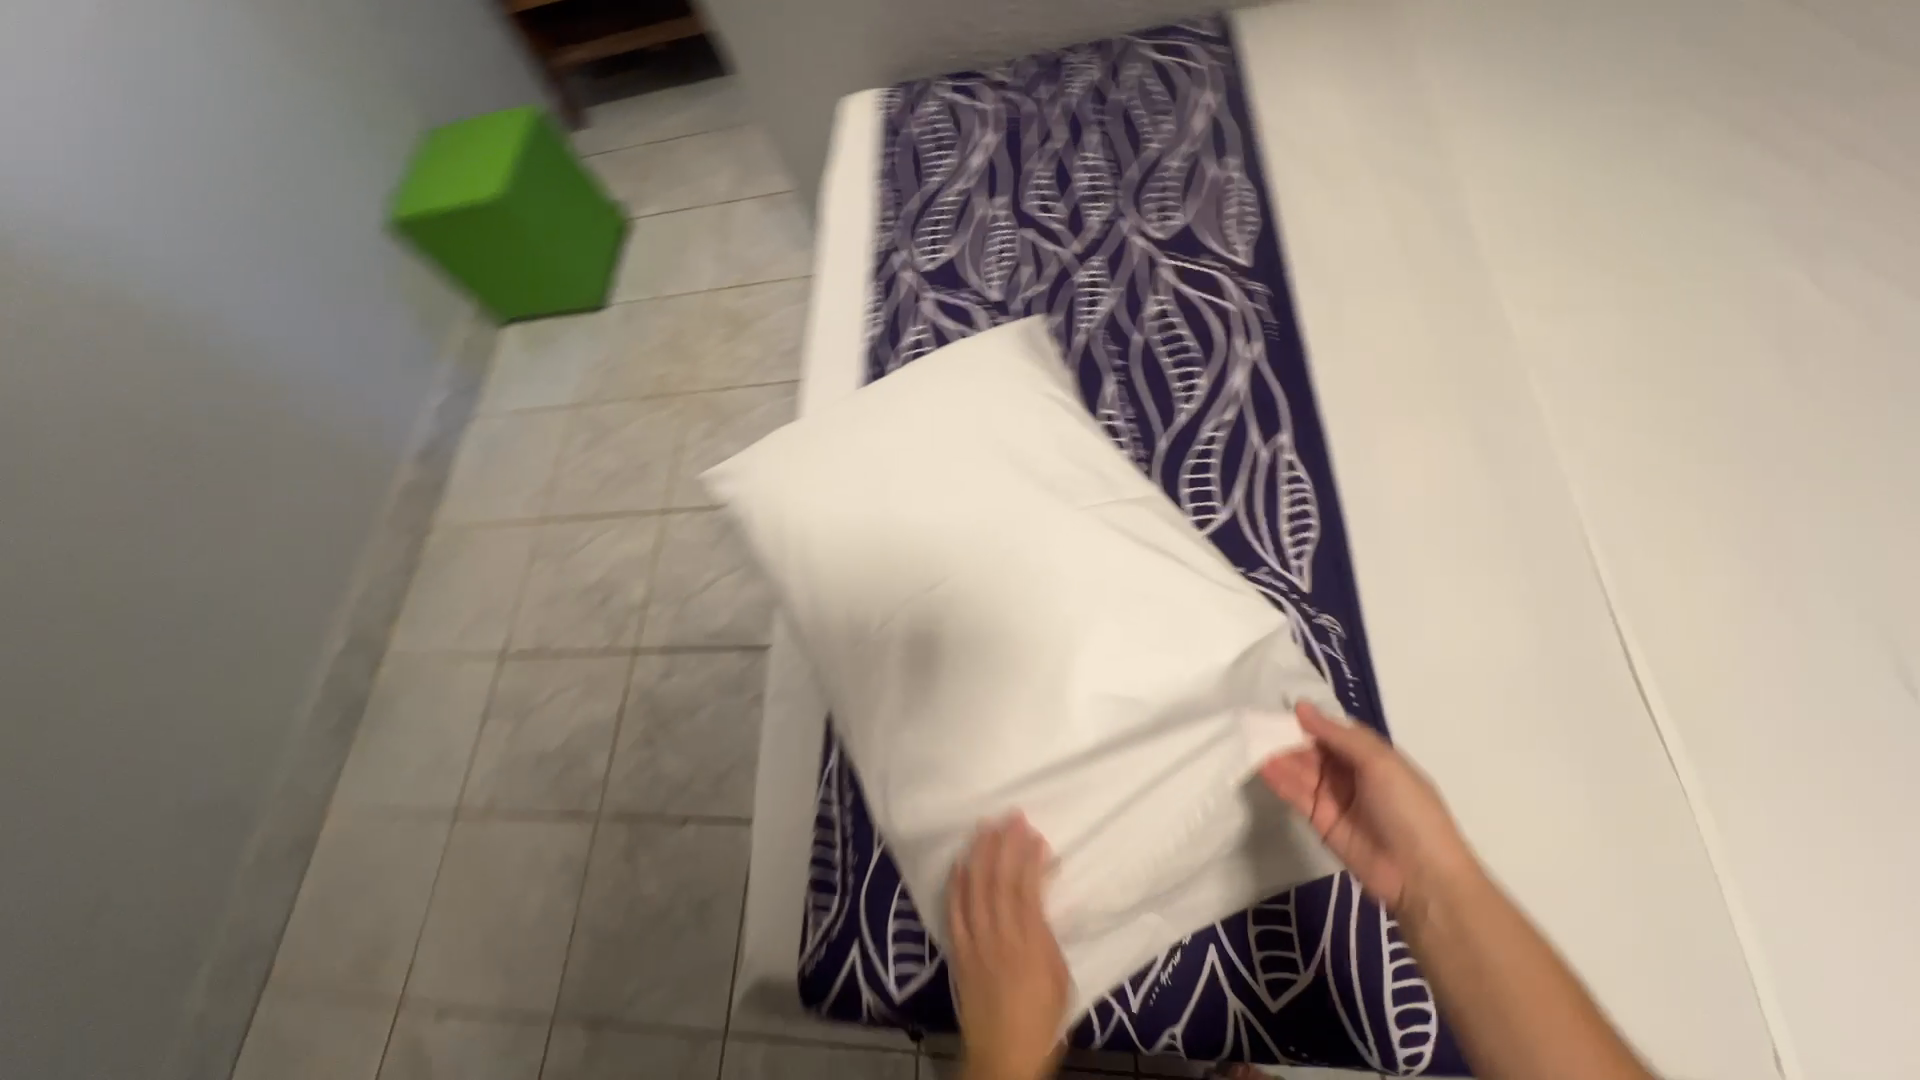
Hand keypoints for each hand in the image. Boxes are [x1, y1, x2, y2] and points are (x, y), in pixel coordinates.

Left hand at [947, 813, 1069, 1079]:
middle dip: (1004, 844)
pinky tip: (959, 864)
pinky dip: (956, 884)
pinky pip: (955, 911)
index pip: (1026, 886)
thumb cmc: (1042, 1018)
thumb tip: (1039, 899)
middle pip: (998, 879)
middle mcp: (999, 934)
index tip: (1034, 834)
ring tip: (984, 827)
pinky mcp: (959, 951)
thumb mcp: (1058, 974)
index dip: (1028, 856)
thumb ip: (1047, 933)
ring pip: (974, 888)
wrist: (1004, 1055)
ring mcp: (975, 941)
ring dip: (979, 854)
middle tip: (1010, 816)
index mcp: (1029, 940)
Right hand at [1259, 702, 1477, 914]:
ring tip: (1248, 740)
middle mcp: (1350, 772)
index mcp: (1371, 755)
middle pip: (1312, 749)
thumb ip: (1338, 735)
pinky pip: (1295, 794)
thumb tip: (1301, 707)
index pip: (1332, 730)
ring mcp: (1334, 797)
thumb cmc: (1408, 809)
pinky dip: (1278, 779)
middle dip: (1286, 736)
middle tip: (1254, 724)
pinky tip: (1259, 764)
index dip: (1308, 719)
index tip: (1277, 707)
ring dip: (1277, 756)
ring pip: (1300, 769)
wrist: (1420, 874)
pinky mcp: (1319, 820)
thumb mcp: (1380, 763)